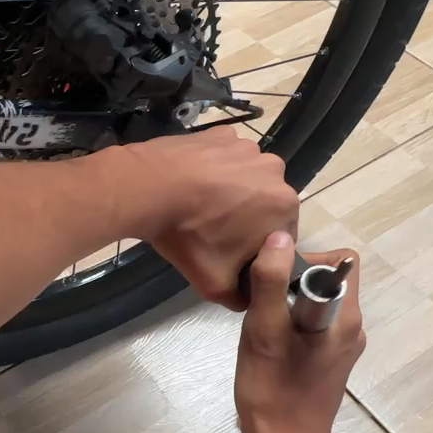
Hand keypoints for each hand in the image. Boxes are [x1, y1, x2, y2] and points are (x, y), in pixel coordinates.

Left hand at [115, 127, 297, 306]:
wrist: (148, 188)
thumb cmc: (189, 236)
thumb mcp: (215, 283)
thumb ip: (240, 298)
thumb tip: (247, 300)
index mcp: (285, 205)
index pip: (280, 236)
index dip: (257, 249)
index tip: (232, 254)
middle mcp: (275, 170)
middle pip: (264, 204)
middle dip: (245, 219)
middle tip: (211, 232)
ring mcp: (247, 146)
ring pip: (245, 178)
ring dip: (230, 191)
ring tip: (198, 206)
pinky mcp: (221, 132)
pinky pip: (224, 156)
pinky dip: (212, 168)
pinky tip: (190, 181)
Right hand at [235, 232, 363, 432]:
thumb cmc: (273, 390)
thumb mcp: (264, 331)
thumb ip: (272, 282)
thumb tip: (279, 237)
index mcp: (345, 316)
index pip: (338, 261)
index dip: (304, 260)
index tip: (273, 280)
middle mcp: (351, 327)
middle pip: (324, 279)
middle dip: (290, 282)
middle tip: (260, 306)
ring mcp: (341, 347)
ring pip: (314, 303)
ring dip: (285, 305)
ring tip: (259, 327)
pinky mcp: (327, 362)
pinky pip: (310, 325)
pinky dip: (288, 325)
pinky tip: (266, 346)